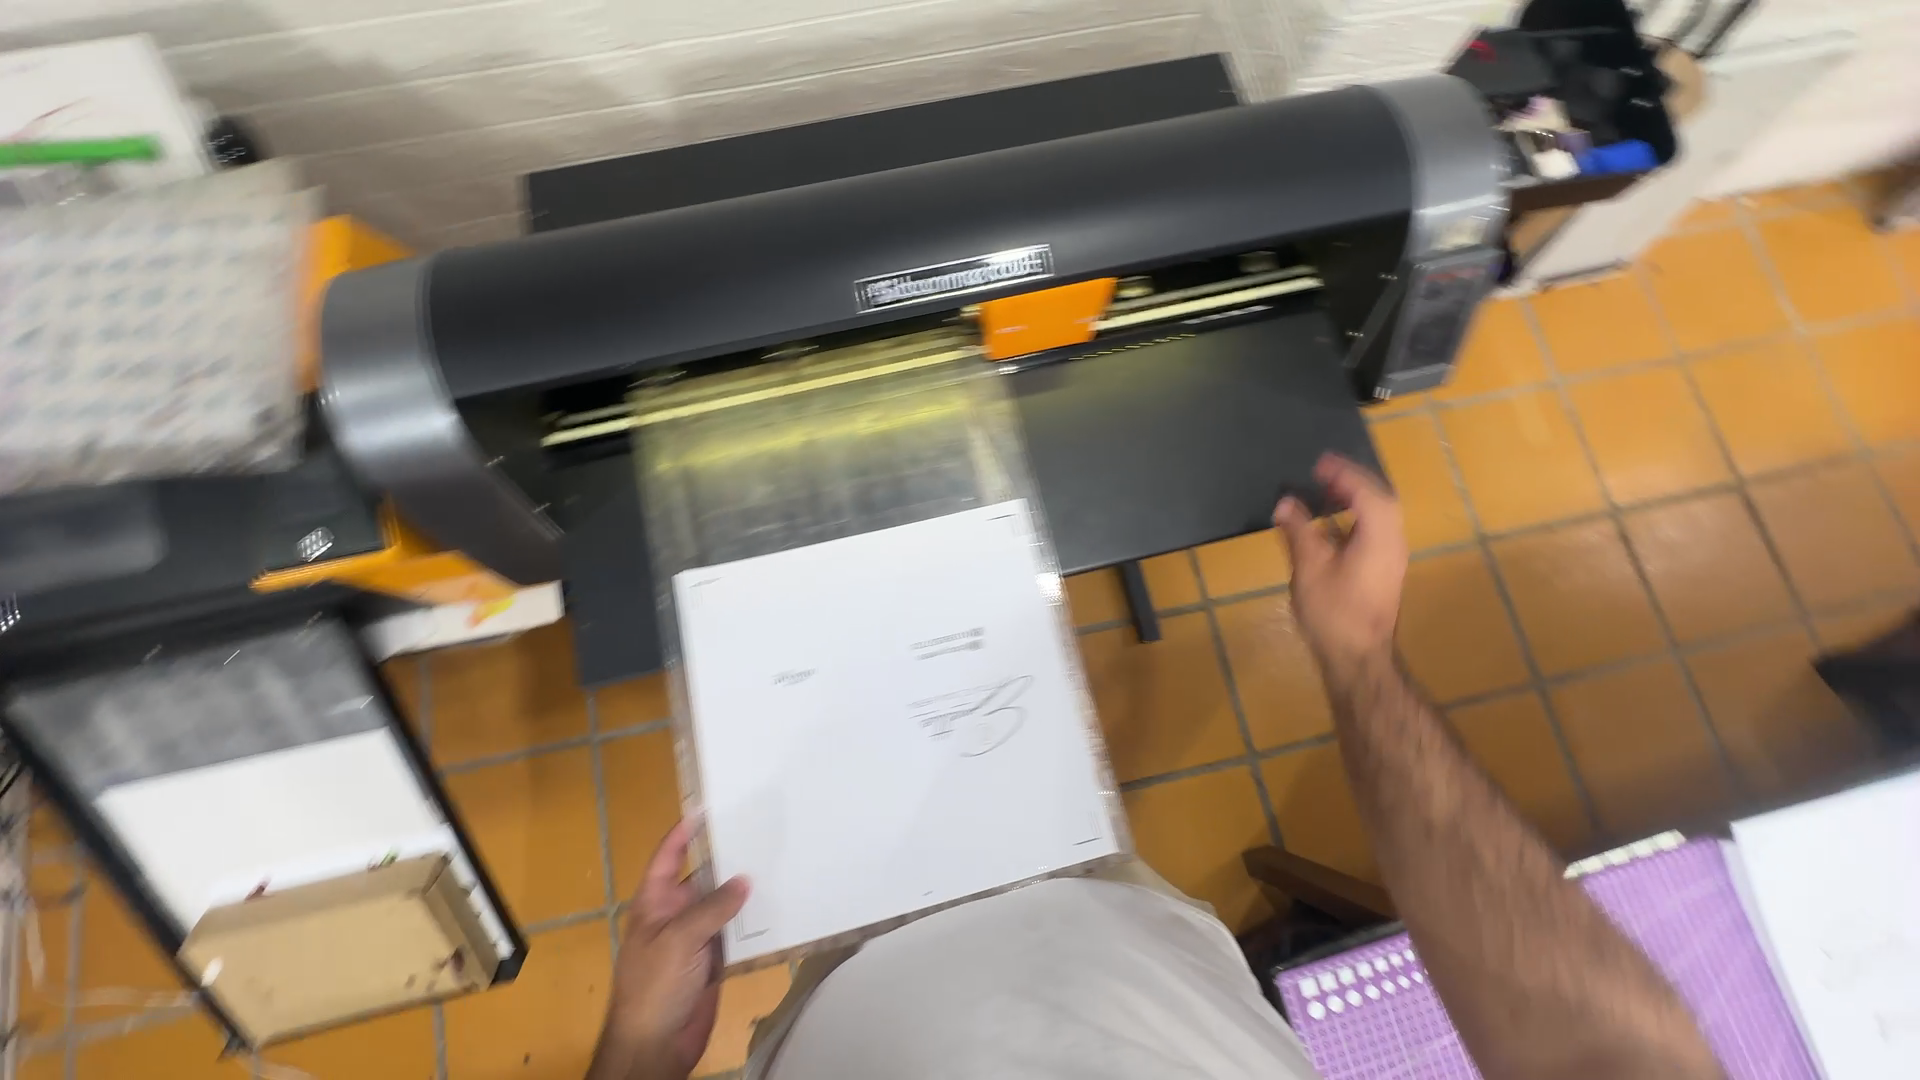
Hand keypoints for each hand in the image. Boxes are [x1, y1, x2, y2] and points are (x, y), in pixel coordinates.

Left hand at [589, 817, 750, 1079]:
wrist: (655, 1046)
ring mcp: (694, 937)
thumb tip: (745, 880)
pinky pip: (735, 930)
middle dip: (726, 859)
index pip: (668, 857)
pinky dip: (752, 919)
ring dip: (743, 890)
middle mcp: (675, 914)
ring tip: (776, 862)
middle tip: (759, 832)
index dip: (683, 832)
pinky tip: (776, 903)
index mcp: (655, 903)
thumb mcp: (679, 939)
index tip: (707, 807)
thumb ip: (713, 907)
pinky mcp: (713, 958)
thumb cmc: (654, 986)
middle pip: (702, 876)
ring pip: (722, 904)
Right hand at [1271, 453, 1407, 681]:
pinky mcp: (1383, 574)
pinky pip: (1373, 533)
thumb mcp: (1309, 568)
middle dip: (1353, 483)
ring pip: (1379, 518)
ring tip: (1324, 494)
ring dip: (1354, 501)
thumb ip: (1298, 531)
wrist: (1358, 658)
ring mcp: (1391, 560)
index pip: (1367, 492)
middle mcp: (1393, 543)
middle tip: (1323, 473)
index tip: (1320, 462)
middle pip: (1380, 501)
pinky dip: (1353, 520)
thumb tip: (1286, 503)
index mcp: (1379, 536)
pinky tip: (1329, 527)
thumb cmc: (1333, 612)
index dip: (1344, 473)